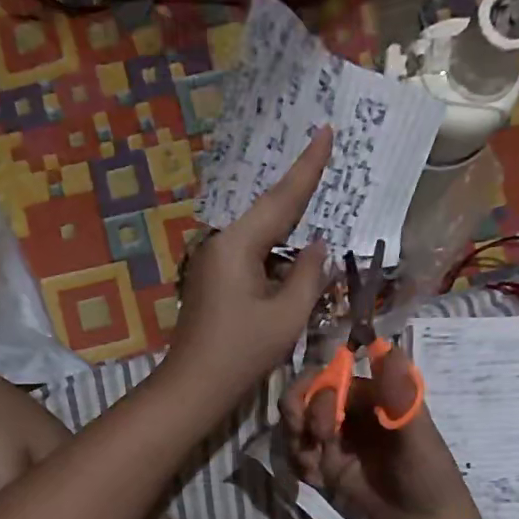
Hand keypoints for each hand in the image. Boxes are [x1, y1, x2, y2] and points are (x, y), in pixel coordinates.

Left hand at [167, 127, 333, 393]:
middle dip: (297, 190)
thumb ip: (309, 274)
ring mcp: (213, 265)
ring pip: (258, 236)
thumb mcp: (287, 315)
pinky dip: (274, 251)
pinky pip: (250, 256)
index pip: (280, 198)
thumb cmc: (241, 353)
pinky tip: (294, 249)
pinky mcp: (213, 283)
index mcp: (237, 245)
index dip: (307, 167)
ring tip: (318, 198)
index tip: (325, 131)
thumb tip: (317, 246)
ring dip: (287, 224)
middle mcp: (220, 246)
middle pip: (266, 213)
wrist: (193, 387)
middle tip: (326, 156)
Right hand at [282, 347, 468, 518]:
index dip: (315, 394)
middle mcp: (348, 409)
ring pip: (296, 422)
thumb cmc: (426, 473)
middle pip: (305, 395)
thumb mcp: (416, 434)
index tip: (313, 421)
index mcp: (371, 394)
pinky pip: (298, 450)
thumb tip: (388, 348)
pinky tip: (315, 479)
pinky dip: (299, 462)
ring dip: (295, 441)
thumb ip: (400, 394)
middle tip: (303, 440)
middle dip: (296, 415)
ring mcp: (334, 435)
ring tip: (310, 466)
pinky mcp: (324, 460)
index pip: (330, 378)